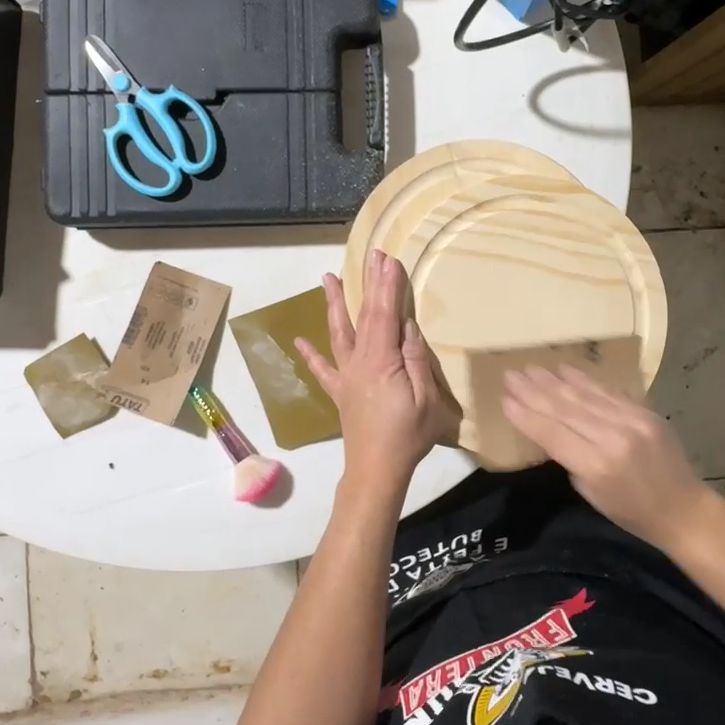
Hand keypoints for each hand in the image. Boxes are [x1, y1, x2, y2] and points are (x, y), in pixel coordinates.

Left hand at [297, 250, 444, 493]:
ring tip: (327, 277)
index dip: (388, 286)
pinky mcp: (340, 391)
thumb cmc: (408, 435)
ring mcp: (346, 376)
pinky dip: (310, 354)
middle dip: (369, 283)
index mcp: (382, 361)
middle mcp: (359, 361)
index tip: (390, 260)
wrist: (376, 470)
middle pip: (364, 315)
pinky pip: (322, 369)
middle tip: (372, 255)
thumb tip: (407, 326)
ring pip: (338, 333)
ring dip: (333, 304)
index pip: (386, 314)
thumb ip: (415, 360)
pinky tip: (299, 341)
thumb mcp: (426, 399)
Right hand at [502, 366, 711, 549]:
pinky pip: (608, 391)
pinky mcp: (646, 411)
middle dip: (534, 391)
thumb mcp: (591, 494)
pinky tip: (566, 370)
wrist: (684, 509)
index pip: (552, 433)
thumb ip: (570, 458)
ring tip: (531, 368)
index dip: (526, 415)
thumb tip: (551, 427)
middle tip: (510, 375)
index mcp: (597, 465)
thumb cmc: (632, 513)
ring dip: (554, 380)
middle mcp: (614, 437)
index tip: (505, 399)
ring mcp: (632, 420)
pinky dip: (584, 380)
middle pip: (565, 408)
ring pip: (585, 395)